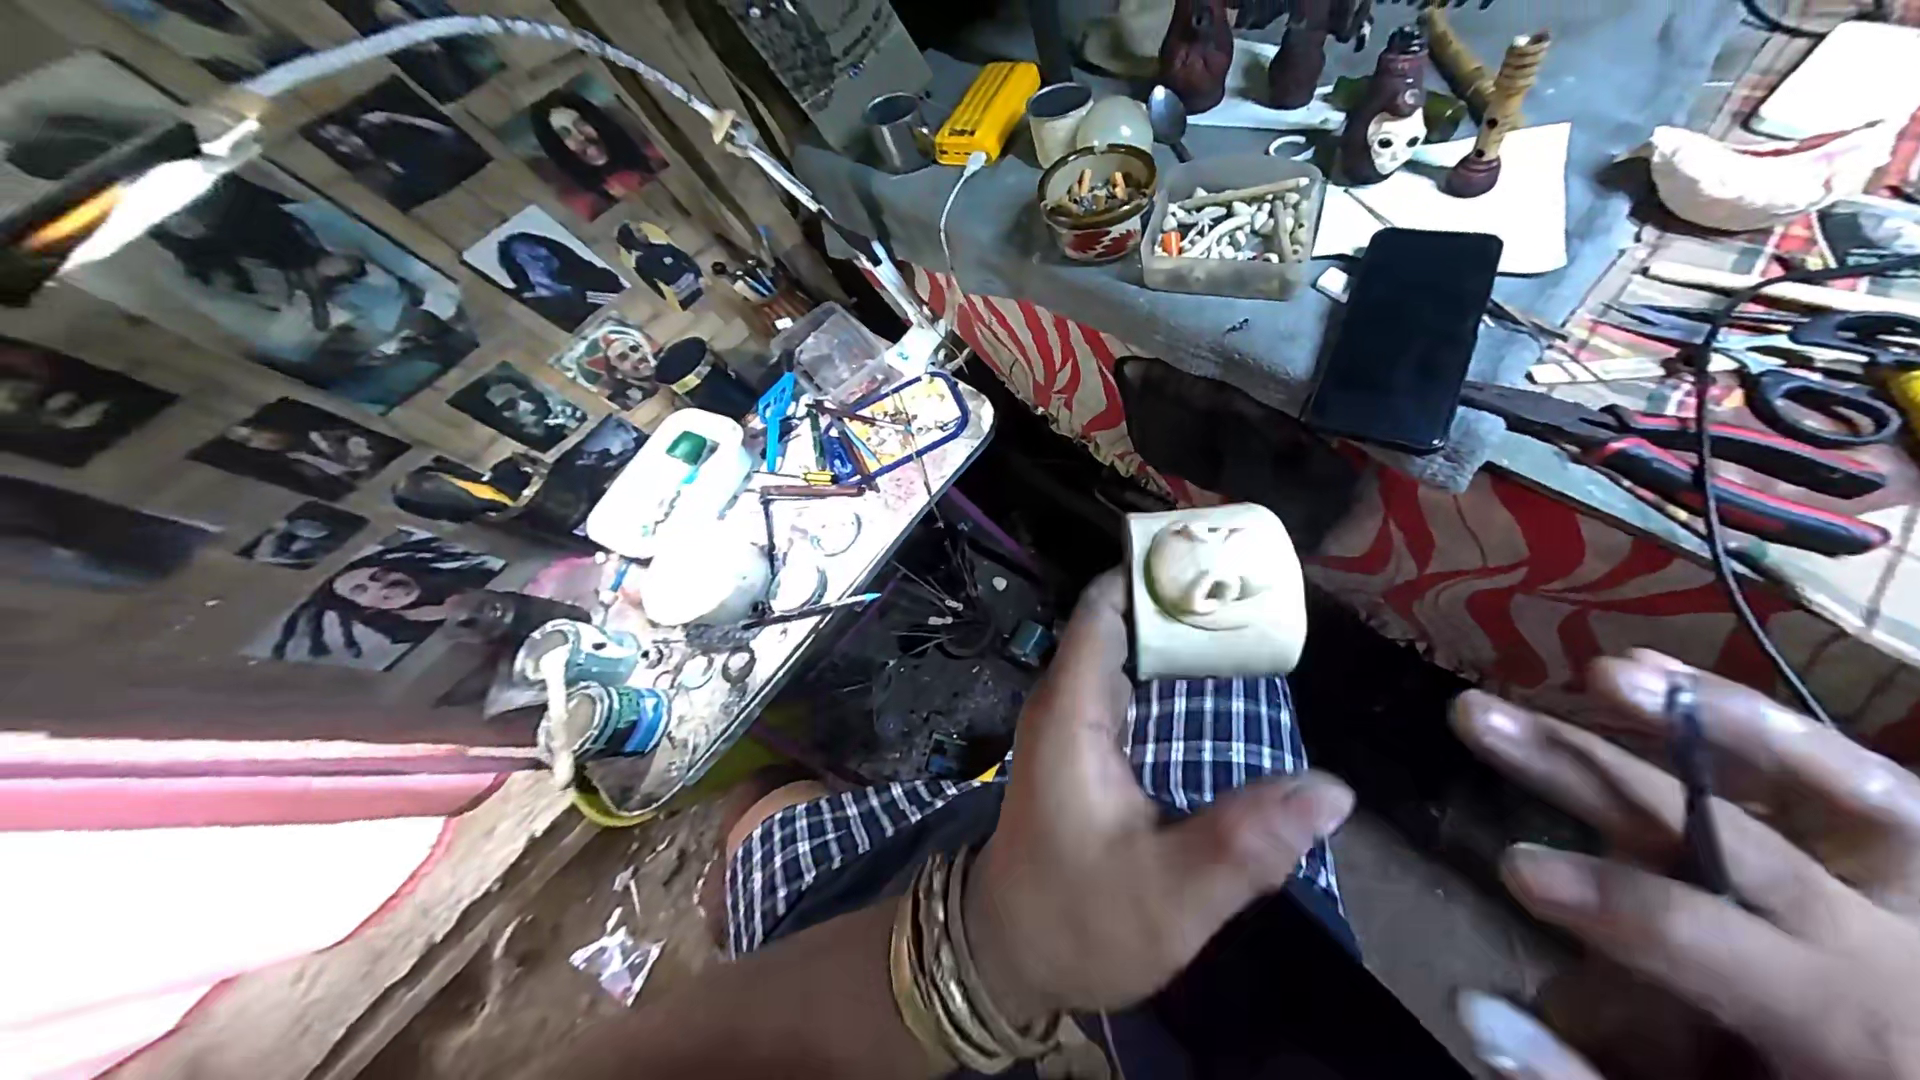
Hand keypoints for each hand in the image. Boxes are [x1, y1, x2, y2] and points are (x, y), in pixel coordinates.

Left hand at [964, 569, 1354, 1022]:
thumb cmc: (1077, 920)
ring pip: (1121, 649)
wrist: (1011, 951)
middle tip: (1254, 587)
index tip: (1216, 558)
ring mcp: (1070, 720)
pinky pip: (1124, 681)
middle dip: (1178, 599)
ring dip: (1174, 631)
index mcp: (1072, 712)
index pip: (1103, 611)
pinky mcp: (1081, 741)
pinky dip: (1165, 667)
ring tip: (1246, 617)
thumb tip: (1334, 791)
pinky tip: (1213, 675)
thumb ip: (1247, 843)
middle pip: (1116, 621)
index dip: (1152, 575)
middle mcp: (1065, 700)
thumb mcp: (1169, 896)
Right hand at [1451, 650, 1919, 1078]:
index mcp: (1847, 1031)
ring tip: (1605, 673)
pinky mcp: (1905, 867)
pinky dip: (1762, 727)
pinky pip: (1857, 783)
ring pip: (1847, 795)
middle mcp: (1900, 952)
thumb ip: (1581, 1074)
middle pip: (1730, 841)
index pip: (1711, 943)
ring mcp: (1913, 897)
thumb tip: (1468, 1006)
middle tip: (1473, 716)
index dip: (1611, 900)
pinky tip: (1664, 677)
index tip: (1510, 864)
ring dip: (1711, 724)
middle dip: (1586, 771)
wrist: (1913, 1074)